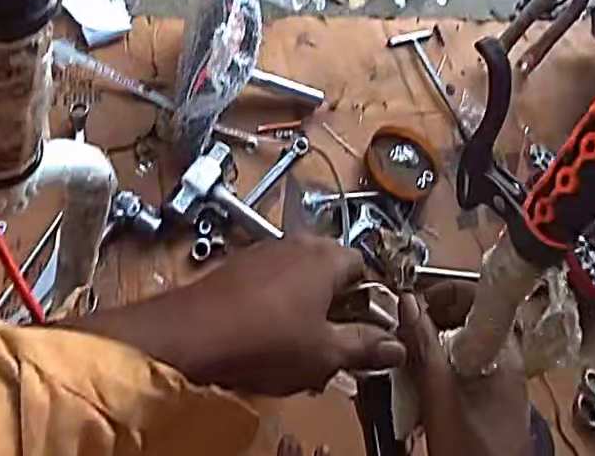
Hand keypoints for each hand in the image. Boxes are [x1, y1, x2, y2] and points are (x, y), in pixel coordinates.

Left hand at [71, 237, 403, 395]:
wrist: (199, 330)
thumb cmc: (267, 337)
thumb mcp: (326, 352)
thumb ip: (365, 346)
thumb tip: (395, 345)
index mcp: (326, 255)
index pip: (363, 266)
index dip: (370, 299)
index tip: (371, 330)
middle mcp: (299, 242)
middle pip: (333, 270)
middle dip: (339, 306)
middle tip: (337, 344)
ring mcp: (268, 249)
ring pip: (303, 277)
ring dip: (309, 307)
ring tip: (303, 346)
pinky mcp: (244, 263)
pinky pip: (276, 280)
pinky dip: (282, 303)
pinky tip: (272, 336)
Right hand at [396, 289, 538, 455]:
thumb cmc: (474, 452)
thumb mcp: (440, 395)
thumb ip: (423, 344)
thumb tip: (406, 299)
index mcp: (504, 354)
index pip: (481, 295)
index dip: (447, 288)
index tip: (419, 299)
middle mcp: (504, 361)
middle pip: (468, 314)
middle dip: (433, 312)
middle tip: (406, 322)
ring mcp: (494, 380)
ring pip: (459, 338)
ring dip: (429, 337)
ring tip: (406, 347)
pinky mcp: (483, 397)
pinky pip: (457, 362)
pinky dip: (434, 360)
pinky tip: (415, 375)